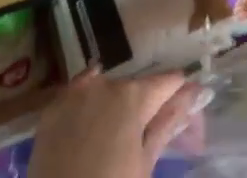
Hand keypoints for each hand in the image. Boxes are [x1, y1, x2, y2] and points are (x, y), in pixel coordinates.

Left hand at [27, 70, 207, 177]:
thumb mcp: (144, 163)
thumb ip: (167, 124)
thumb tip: (194, 94)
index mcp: (134, 97)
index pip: (166, 82)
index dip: (179, 90)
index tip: (190, 97)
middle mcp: (105, 83)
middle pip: (135, 86)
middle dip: (145, 102)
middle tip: (148, 128)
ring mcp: (75, 92)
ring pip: (106, 87)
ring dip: (116, 101)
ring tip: (117, 130)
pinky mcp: (53, 106)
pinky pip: (77, 91)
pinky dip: (88, 97)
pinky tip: (94, 109)